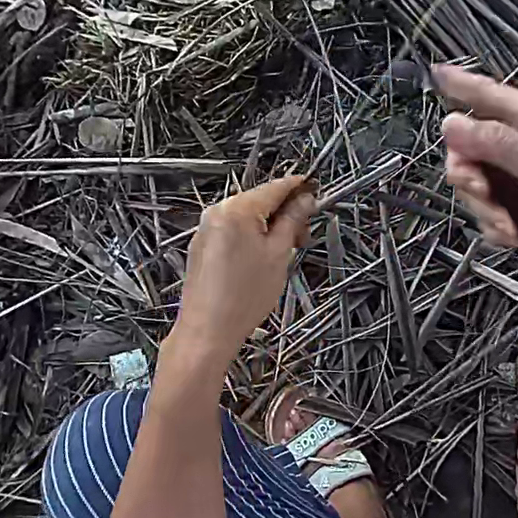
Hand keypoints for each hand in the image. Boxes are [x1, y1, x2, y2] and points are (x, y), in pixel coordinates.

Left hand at [176, 175, 316, 352]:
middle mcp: (217, 213)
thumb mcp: (279, 254)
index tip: (314, 190)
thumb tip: (305, 200)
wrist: (208, 331)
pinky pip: (234, 231)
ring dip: (269, 227)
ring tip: (283, 253)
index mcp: (236, 209)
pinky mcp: (203, 246)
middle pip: (261, 200)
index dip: (299, 187)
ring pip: (248, 217)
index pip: (275, 186)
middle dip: (285, 214)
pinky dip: (252, 238)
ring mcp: (207, 229)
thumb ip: (293, 220)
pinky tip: (262, 260)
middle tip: (304, 234)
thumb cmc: (239, 299)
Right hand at [436, 64, 517, 265]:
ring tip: (507, 221)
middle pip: (466, 149)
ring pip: (472, 186)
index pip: (488, 95)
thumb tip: (449, 121)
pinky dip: (495, 227)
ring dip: (484, 207)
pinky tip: (514, 234)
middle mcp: (517, 147)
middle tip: (478, 187)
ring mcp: (515, 179)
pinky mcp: (516, 211)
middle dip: (466, 172)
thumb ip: (492, 141)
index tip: (435, 73)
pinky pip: (484, 214)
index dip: (461, 85)